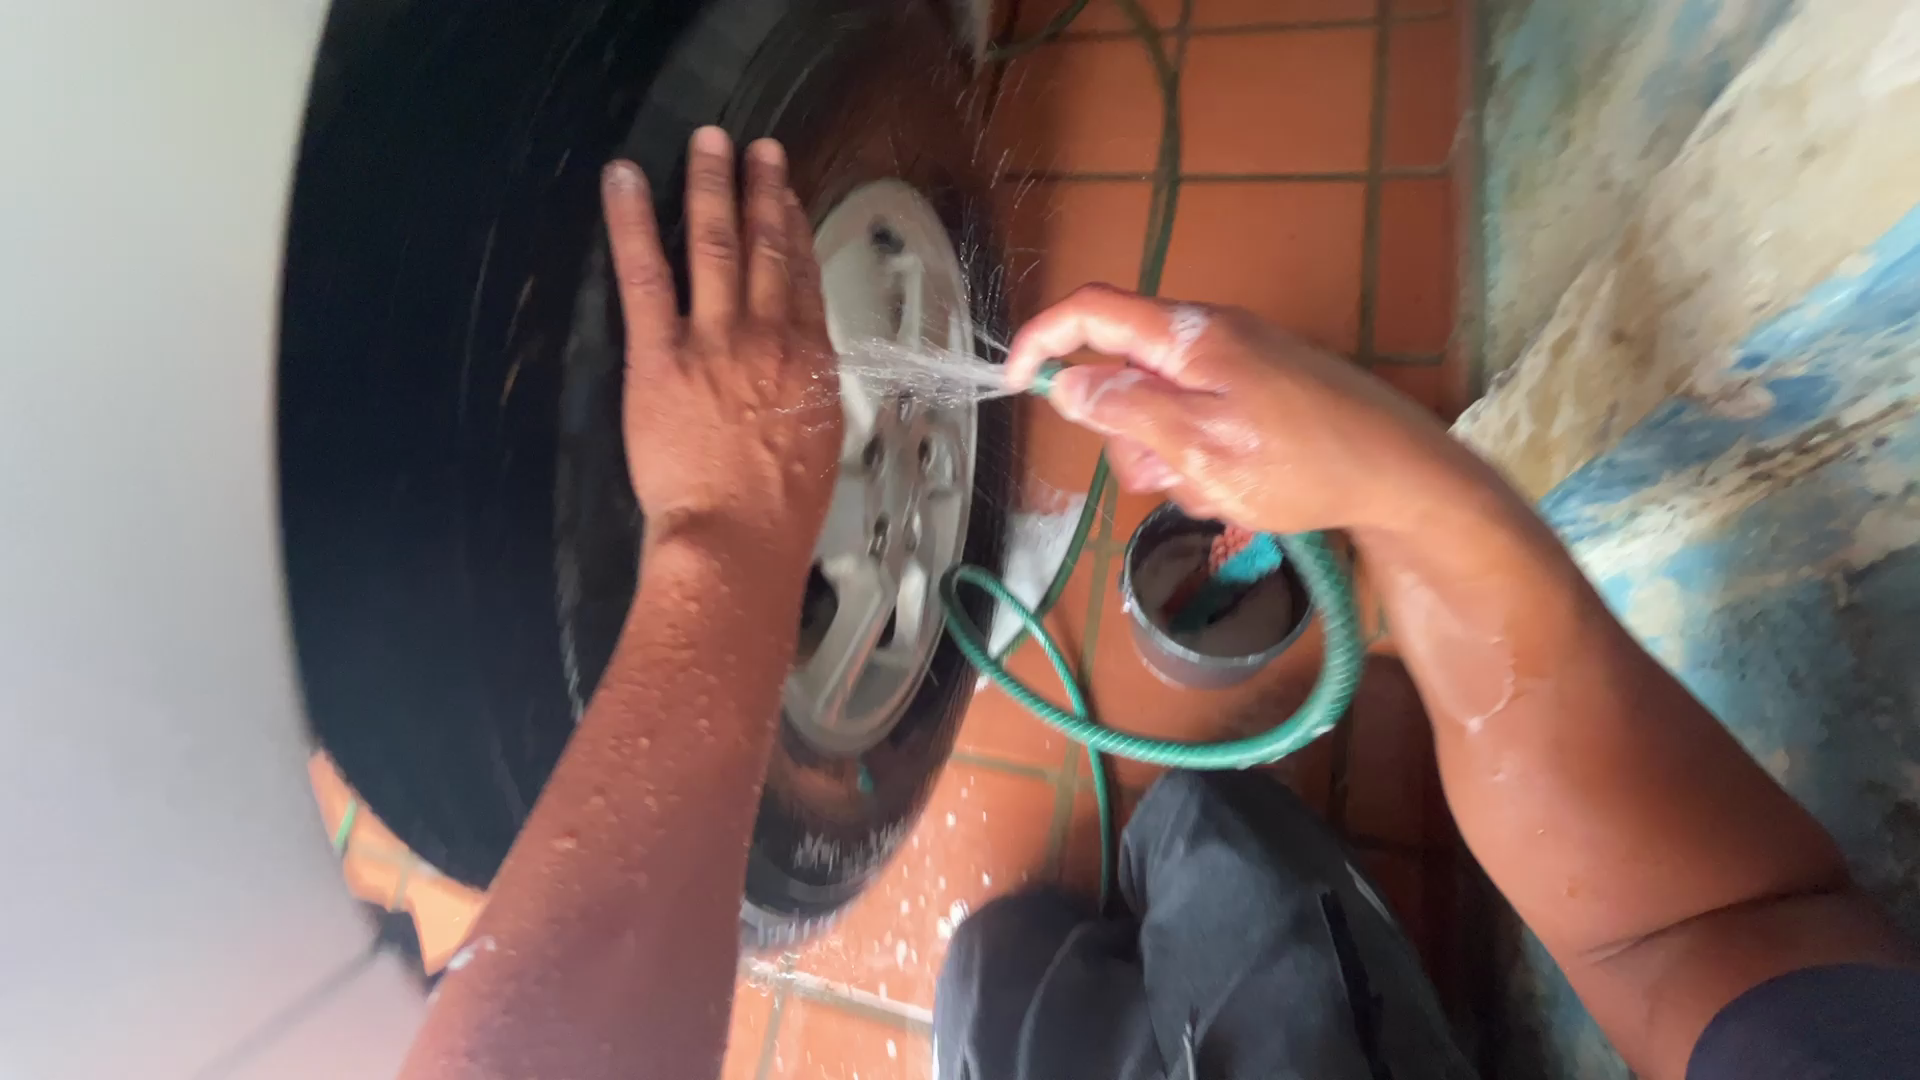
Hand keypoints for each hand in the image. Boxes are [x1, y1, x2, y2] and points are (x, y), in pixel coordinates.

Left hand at [602, 128, 841, 566]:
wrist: (738, 537)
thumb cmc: (782, 508)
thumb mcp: (819, 445)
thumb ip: (811, 394)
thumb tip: (803, 371)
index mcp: (810, 363)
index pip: (805, 283)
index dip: (798, 236)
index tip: (791, 203)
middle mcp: (769, 338)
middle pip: (769, 251)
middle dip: (765, 194)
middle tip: (761, 152)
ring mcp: (715, 341)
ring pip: (716, 246)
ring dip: (713, 188)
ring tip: (712, 144)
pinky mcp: (660, 355)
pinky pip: (645, 276)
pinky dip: (631, 224)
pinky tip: (625, 181)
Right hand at [1006, 284, 1488, 536]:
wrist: (1401, 478)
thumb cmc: (1300, 463)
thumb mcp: (1198, 445)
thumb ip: (1126, 409)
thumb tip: (1065, 382)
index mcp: (1189, 337)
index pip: (1092, 313)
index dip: (1043, 340)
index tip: (1016, 384)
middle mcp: (1206, 340)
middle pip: (1122, 375)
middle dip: (1125, 434)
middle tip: (1164, 474)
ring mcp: (1232, 369)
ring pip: (1156, 412)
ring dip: (1166, 459)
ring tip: (1213, 487)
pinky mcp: (1252, 396)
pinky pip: (1195, 425)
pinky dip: (1197, 460)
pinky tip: (1235, 485)